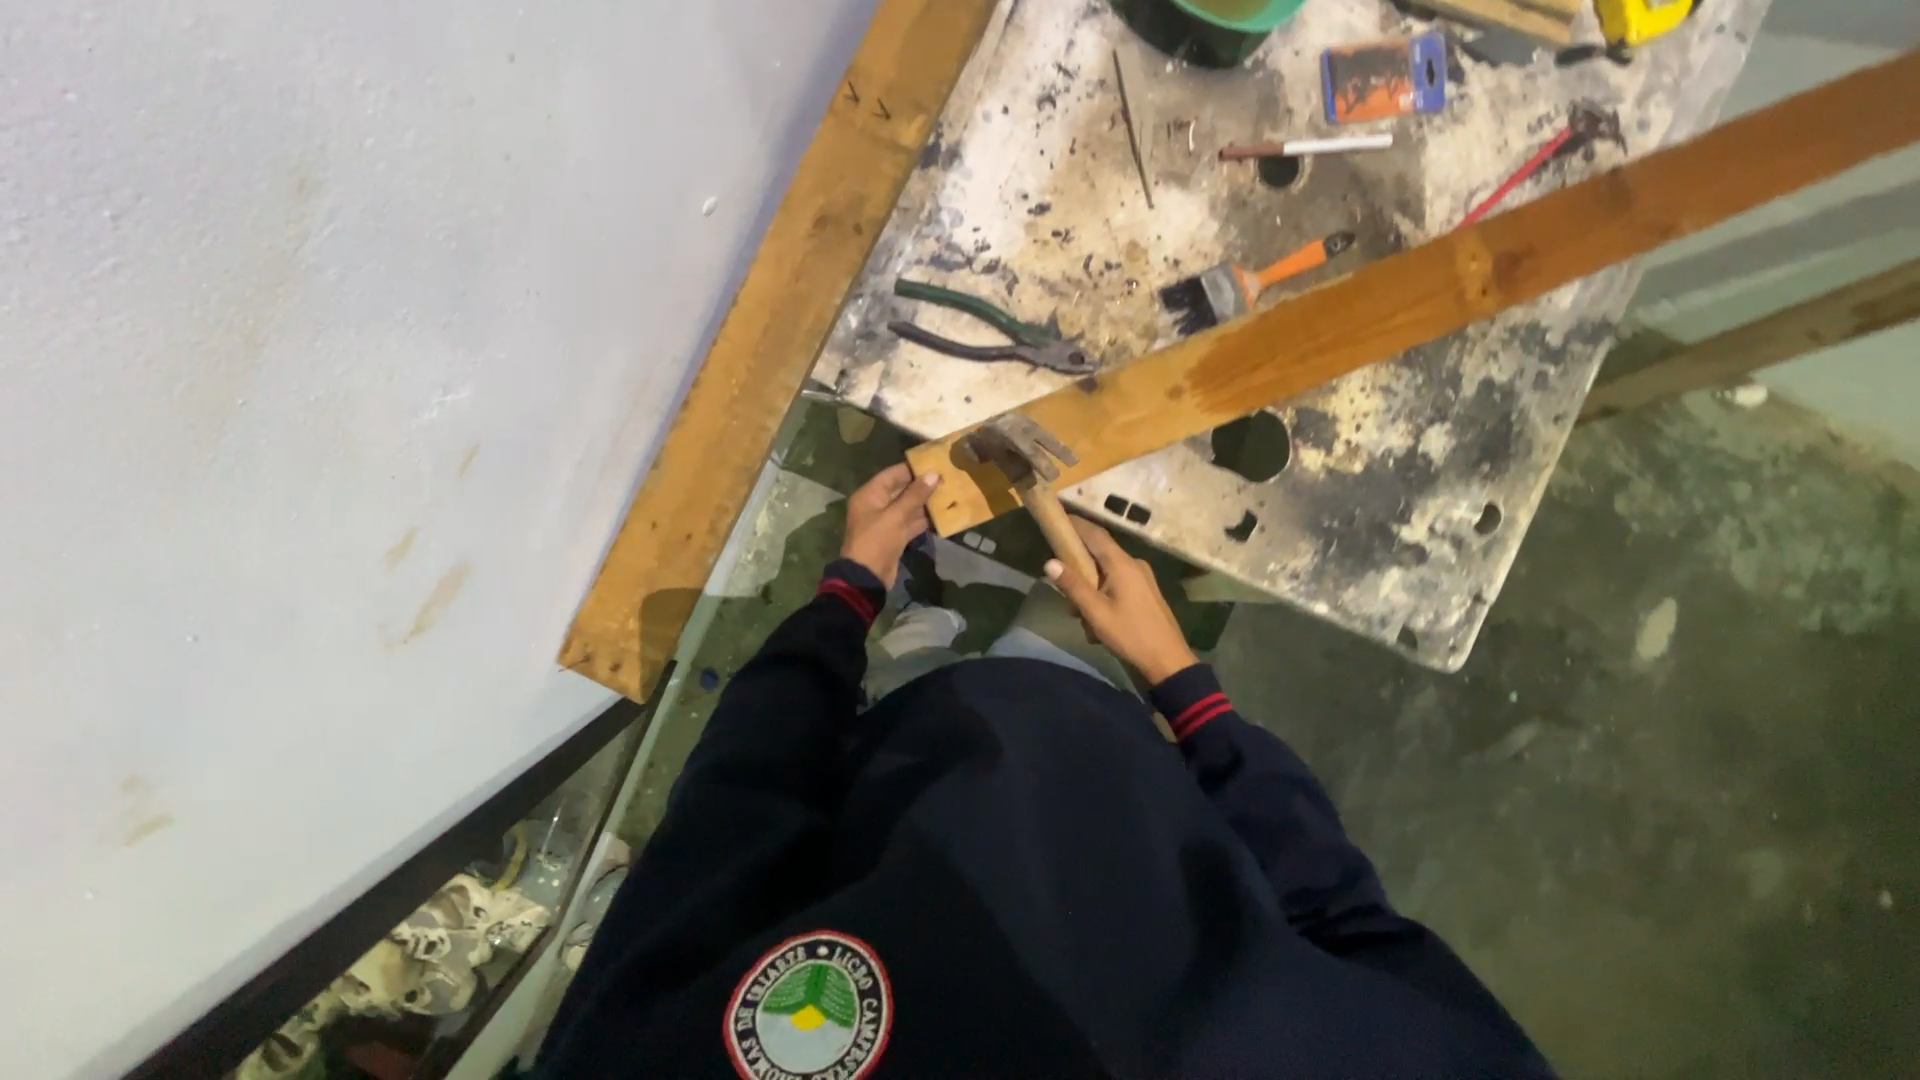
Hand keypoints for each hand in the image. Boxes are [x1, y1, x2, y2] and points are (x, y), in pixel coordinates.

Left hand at [841, 464, 940, 587]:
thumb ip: (915, 495)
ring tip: (949, 493)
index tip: (935, 463)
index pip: (893, 474)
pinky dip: (924, 520)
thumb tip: (933, 474)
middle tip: (947, 478)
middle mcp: (877, 505)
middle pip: (902, 490)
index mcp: (870, 494)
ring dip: (926, 503)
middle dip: (922, 486)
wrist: (868, 576)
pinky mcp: (895, 536)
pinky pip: (911, 523)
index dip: (913, 469)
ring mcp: (886, 521)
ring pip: (908, 507)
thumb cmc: (877, 540)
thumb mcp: (896, 515)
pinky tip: (943, 514)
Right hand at [1045, 519, 1198, 684]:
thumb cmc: (1130, 634)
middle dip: (1078, 567)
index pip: (1095, 533)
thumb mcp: (1095, 612)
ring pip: (1107, 572)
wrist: (1168, 660)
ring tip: (1081, 616)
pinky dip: (1103, 595)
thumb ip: (1073, 586)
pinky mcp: (1146, 591)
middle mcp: (1134, 564)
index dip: (1075, 523)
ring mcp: (1142, 577)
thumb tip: (1049, 561)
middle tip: (1063, 587)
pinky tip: (1098, 622)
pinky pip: (1117, 583)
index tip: (1057, 518)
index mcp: (1122, 564)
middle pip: (1099, 553)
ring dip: (1090, 589)